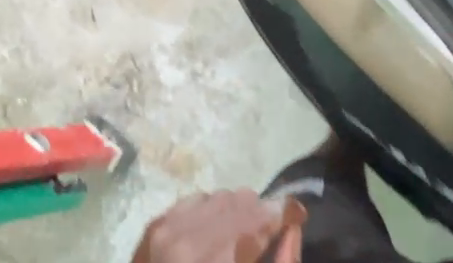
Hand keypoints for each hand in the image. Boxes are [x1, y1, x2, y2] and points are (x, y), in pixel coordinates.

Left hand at [131, 190, 304, 262]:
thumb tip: (292, 230)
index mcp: (215, 261)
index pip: (263, 217)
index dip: (287, 213)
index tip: (296, 219)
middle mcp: (187, 237)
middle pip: (245, 202)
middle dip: (261, 217)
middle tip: (267, 238)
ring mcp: (167, 227)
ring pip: (223, 196)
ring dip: (237, 214)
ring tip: (239, 241)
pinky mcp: (156, 224)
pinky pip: (198, 200)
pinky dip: (211, 214)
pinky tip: (213, 237)